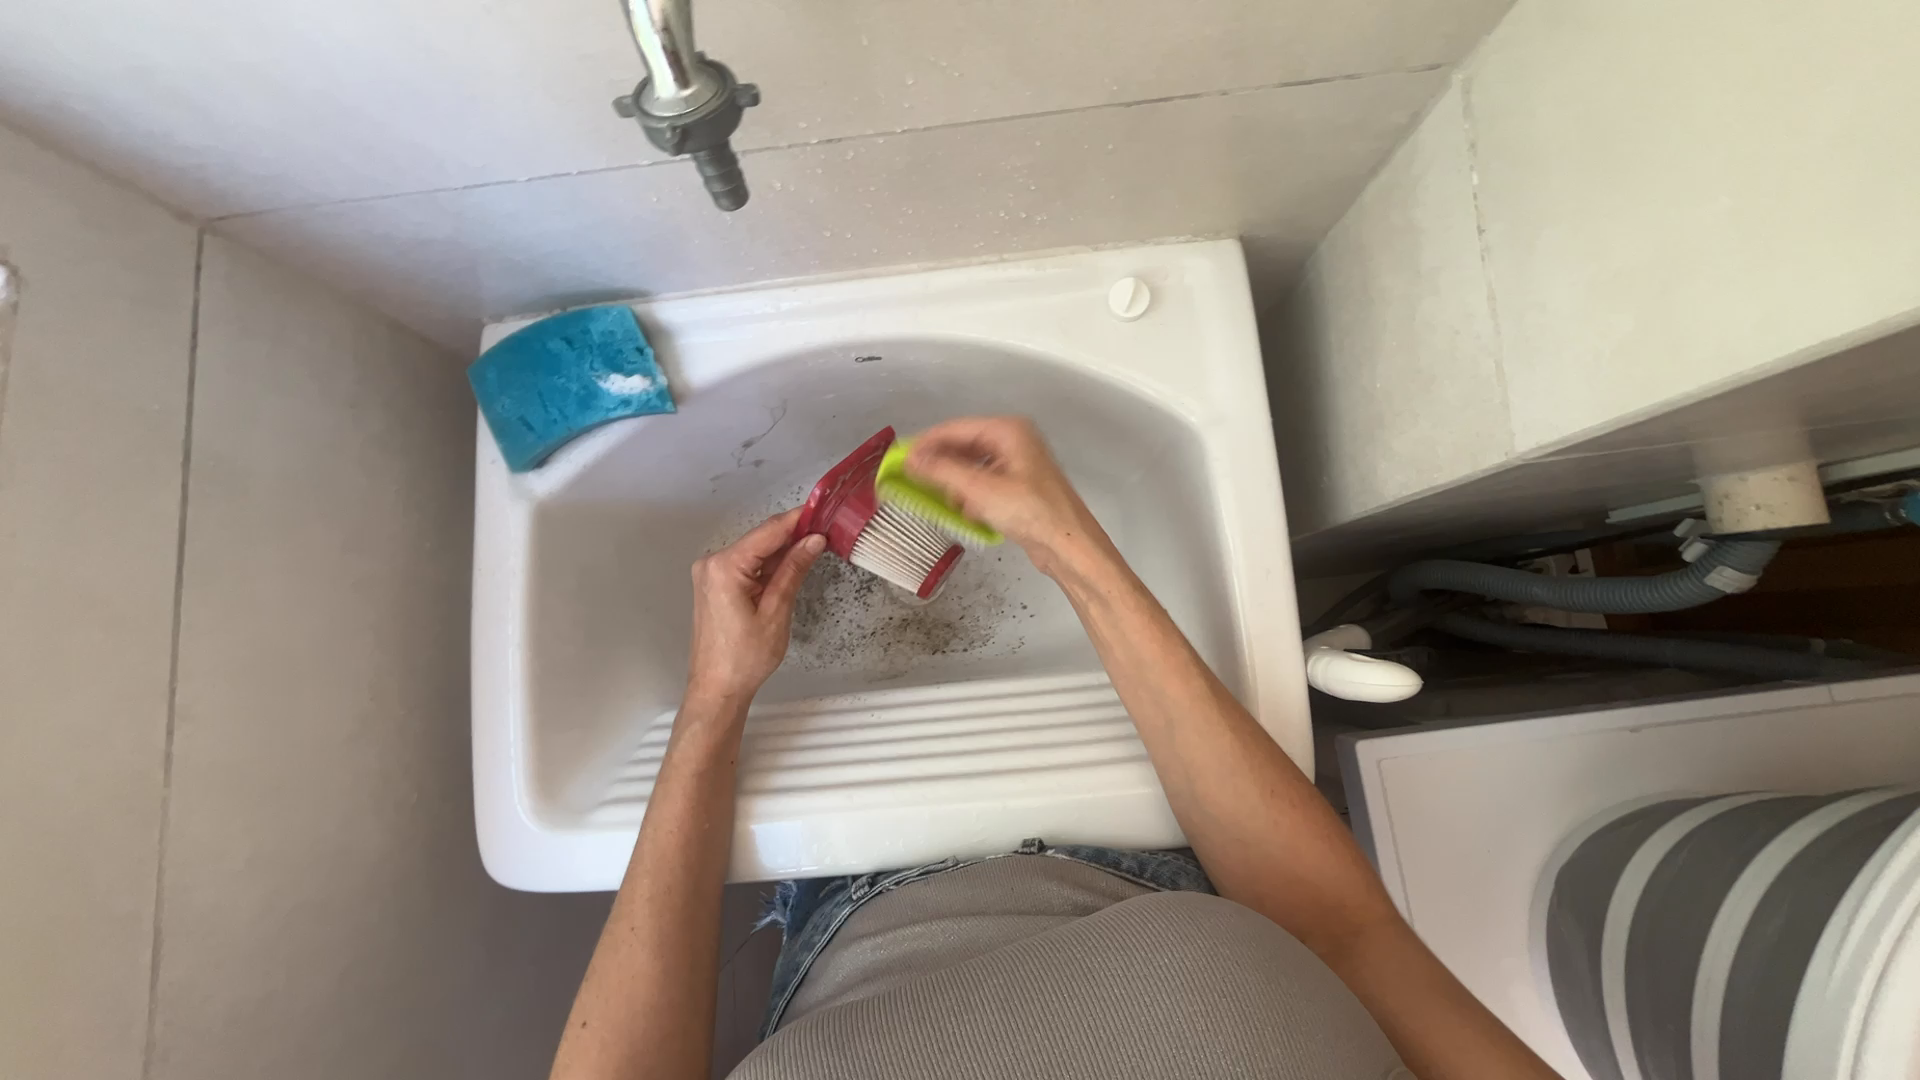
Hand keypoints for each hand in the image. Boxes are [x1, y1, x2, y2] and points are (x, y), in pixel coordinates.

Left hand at [686, 508, 826, 702]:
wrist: (717, 688)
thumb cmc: (744, 658)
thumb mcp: (776, 611)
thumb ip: (794, 570)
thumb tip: (814, 541)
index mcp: (725, 567)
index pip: (769, 531)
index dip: (798, 520)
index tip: (823, 511)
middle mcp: (713, 563)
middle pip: (761, 539)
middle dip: (793, 535)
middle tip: (826, 533)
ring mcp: (711, 573)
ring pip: (755, 552)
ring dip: (783, 551)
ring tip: (814, 550)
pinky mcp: (715, 584)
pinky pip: (747, 565)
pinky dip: (769, 565)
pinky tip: (790, 568)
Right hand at [903, 416, 1112, 576]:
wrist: (1068, 546)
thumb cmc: (1034, 513)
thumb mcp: (980, 490)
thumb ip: (942, 471)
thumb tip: (911, 459)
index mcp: (1008, 431)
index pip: (955, 428)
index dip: (925, 443)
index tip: (900, 458)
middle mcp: (1013, 442)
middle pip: (963, 447)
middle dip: (940, 466)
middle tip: (912, 480)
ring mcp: (1017, 465)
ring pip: (972, 468)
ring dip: (956, 485)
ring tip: (943, 501)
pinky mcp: (1017, 488)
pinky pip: (983, 485)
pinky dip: (971, 498)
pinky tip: (968, 514)